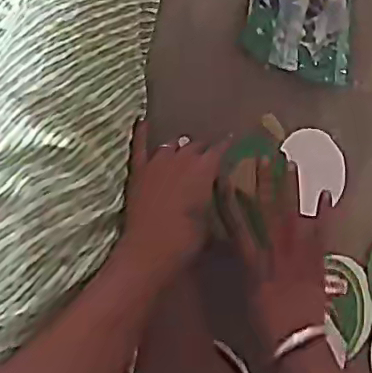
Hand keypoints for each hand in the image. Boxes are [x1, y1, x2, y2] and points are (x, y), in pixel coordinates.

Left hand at [118, 121, 224, 283]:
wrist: (149, 251)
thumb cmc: (187, 240)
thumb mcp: (211, 221)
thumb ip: (214, 201)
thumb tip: (219, 198)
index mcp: (205, 167)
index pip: (219, 149)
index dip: (226, 146)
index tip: (231, 141)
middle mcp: (183, 157)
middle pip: (195, 145)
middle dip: (202, 150)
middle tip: (205, 158)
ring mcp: (159, 162)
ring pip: (172, 145)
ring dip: (178, 148)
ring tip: (182, 151)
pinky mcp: (140, 171)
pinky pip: (140, 147)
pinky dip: (141, 133)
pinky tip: (142, 121)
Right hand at [229, 158, 330, 345]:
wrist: (297, 341)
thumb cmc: (268, 324)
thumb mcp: (249, 293)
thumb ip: (248, 267)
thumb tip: (244, 248)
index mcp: (253, 260)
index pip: (238, 224)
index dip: (230, 201)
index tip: (226, 178)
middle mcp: (275, 248)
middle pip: (268, 208)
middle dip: (265, 181)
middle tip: (265, 158)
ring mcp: (298, 250)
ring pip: (294, 211)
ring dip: (293, 187)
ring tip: (292, 165)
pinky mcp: (317, 256)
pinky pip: (323, 229)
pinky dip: (326, 212)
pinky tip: (328, 194)